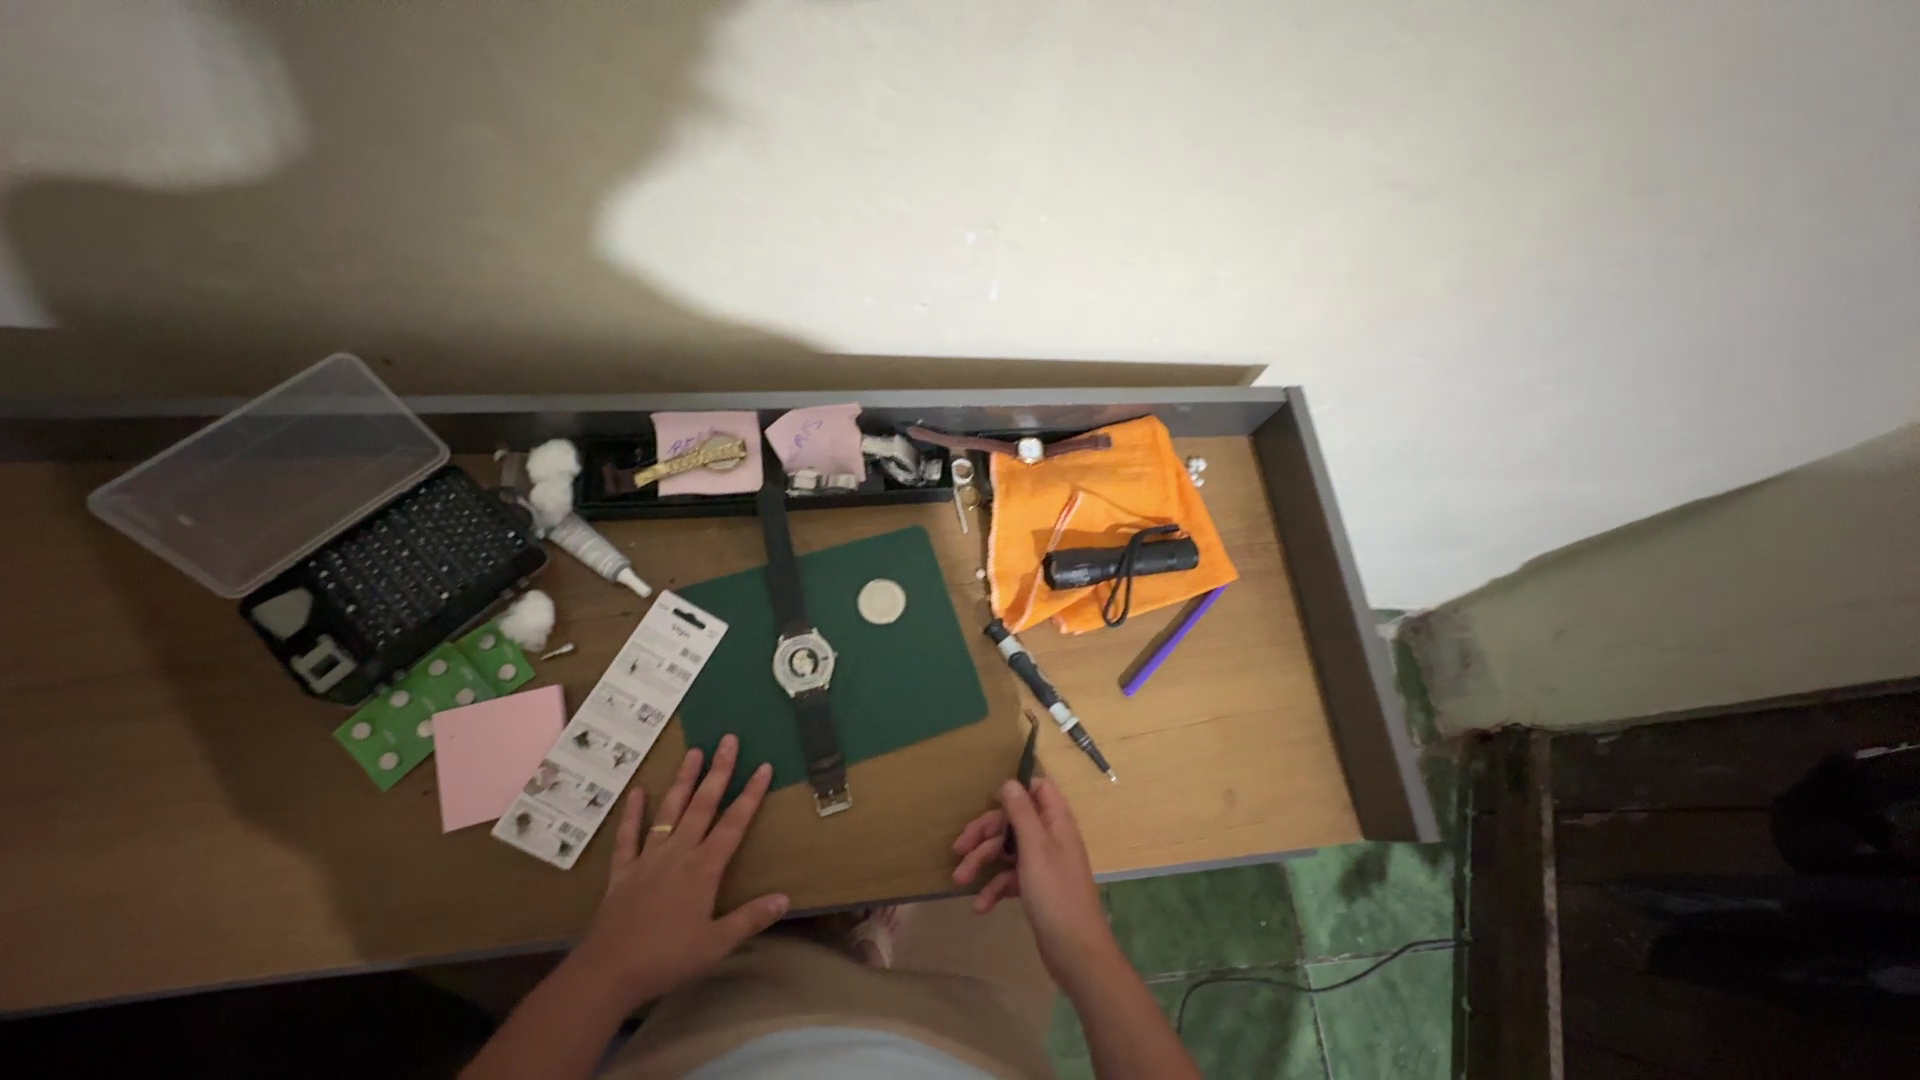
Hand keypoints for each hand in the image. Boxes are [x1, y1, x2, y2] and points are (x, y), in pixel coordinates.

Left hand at [574, 735, 789, 1009]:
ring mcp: (648, 858)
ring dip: (683, 781)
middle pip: (702, 805)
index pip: (733, 824)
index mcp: (703, 869)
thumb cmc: (667, 958)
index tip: (763, 766)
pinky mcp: (622, 871)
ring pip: (669, 811)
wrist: (607, 971)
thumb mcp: (716, 944)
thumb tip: (785, 898)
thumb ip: (750, 919)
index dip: (750, 795)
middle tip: (728, 740)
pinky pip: (629, 836)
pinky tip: (638, 790)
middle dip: (718, 771)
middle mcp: (678, 853)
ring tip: (693, 751)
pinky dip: (633, 812)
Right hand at [951, 777, 1118, 983]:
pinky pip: (1010, 879)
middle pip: (1013, 822)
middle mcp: (1051, 839)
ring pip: (1007, 852)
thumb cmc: (1056, 895)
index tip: (989, 799)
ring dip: (983, 863)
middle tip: (959, 847)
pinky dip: (994, 889)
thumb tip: (1009, 782)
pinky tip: (981, 906)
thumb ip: (1022, 813)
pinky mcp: (1036, 889)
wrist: (1076, 952)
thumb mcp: (1035, 849)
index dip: (1016, 791)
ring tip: (959, 880)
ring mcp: (1043, 865)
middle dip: (985, 834)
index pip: (1039, 789)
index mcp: (1056, 823)